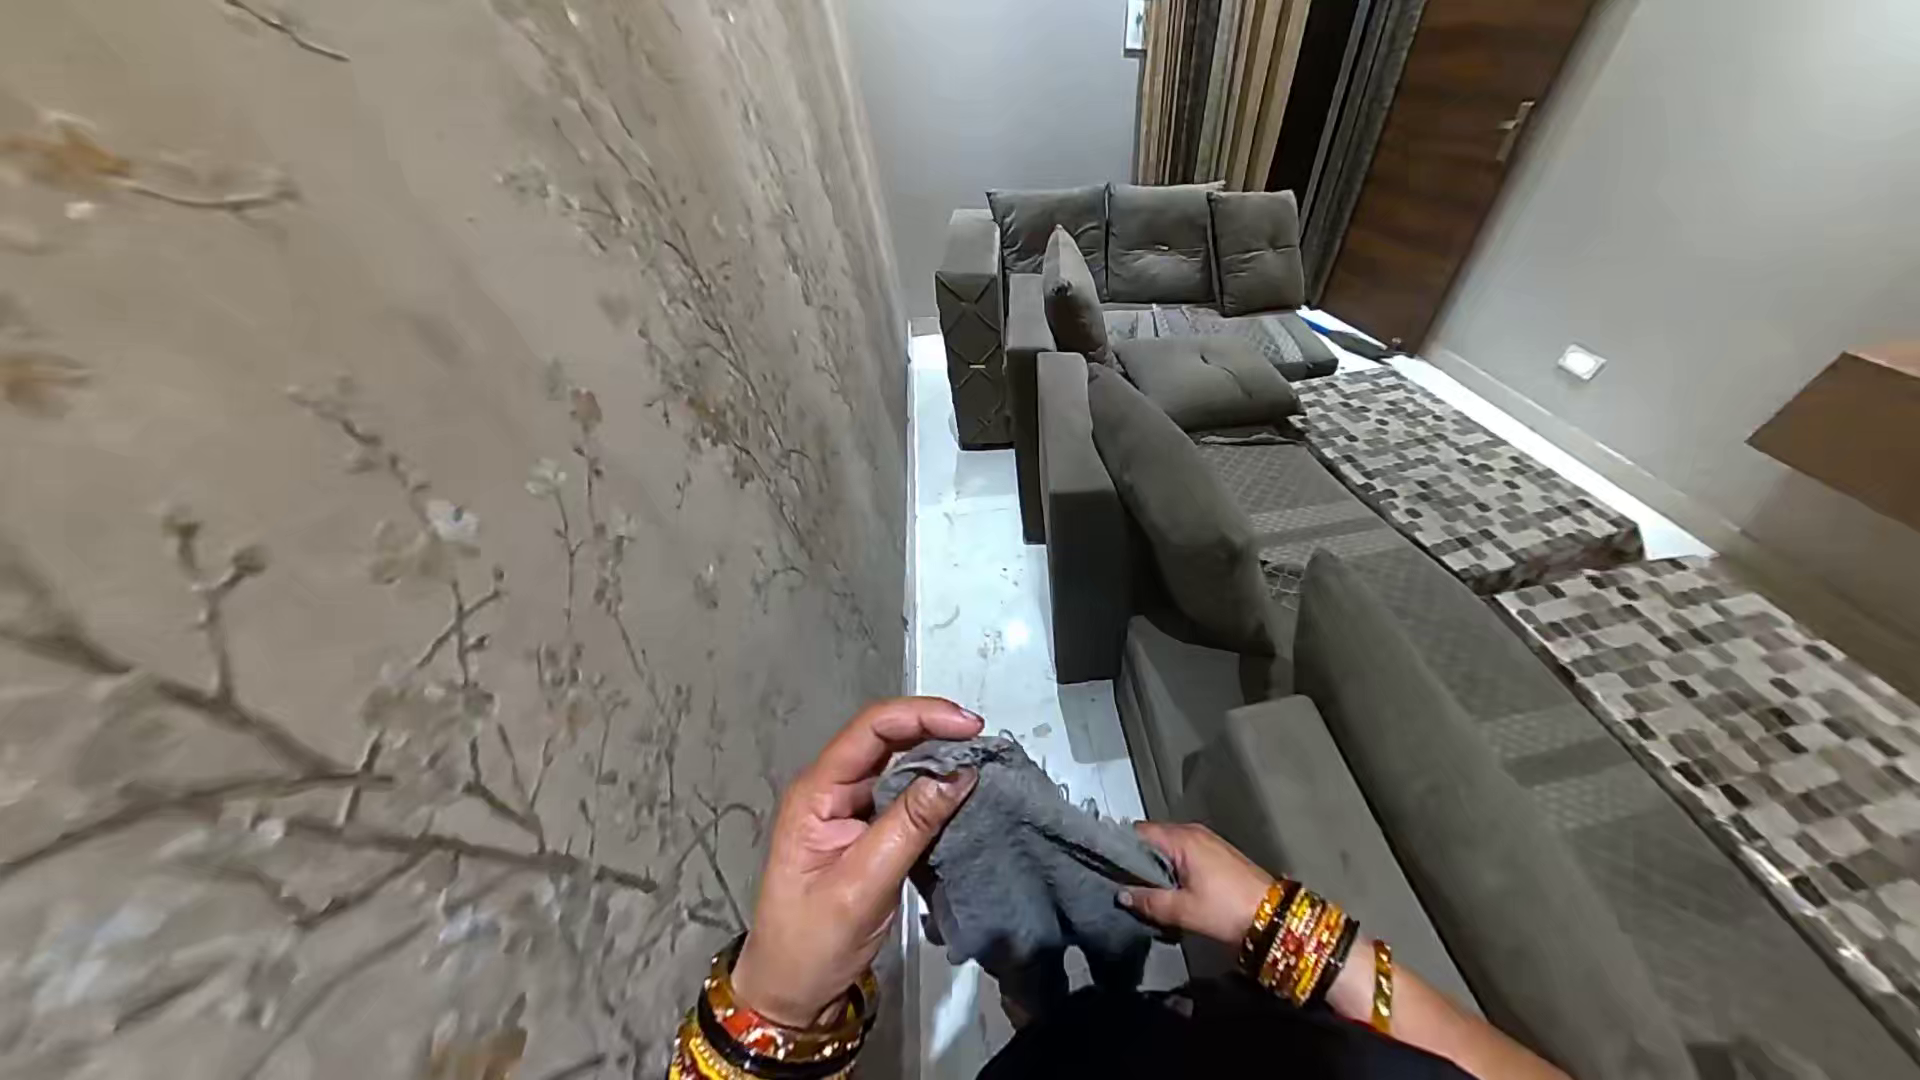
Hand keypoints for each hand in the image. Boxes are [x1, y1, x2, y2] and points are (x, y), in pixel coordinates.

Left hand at [731, 697, 982, 1025]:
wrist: (790, 996)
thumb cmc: (814, 943)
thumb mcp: (863, 886)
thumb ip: (909, 825)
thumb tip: (959, 773)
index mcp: (817, 790)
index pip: (871, 729)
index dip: (921, 716)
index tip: (969, 726)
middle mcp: (831, 786)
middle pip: (884, 735)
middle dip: (933, 727)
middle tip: (980, 738)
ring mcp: (848, 804)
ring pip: (896, 758)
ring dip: (935, 752)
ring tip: (976, 755)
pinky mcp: (866, 823)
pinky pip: (902, 788)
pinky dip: (932, 781)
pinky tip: (958, 784)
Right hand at [1119, 822, 1275, 945]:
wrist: (1277, 919)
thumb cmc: (1226, 910)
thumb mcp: (1184, 910)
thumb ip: (1149, 901)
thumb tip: (1120, 894)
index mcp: (1180, 838)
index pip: (1139, 831)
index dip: (1121, 846)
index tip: (1109, 865)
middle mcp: (1191, 830)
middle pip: (1153, 836)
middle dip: (1138, 856)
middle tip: (1125, 880)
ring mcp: (1206, 839)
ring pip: (1169, 844)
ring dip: (1157, 861)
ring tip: (1145, 885)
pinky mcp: (1217, 851)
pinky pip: (1184, 850)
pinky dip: (1173, 863)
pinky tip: (1171, 885)